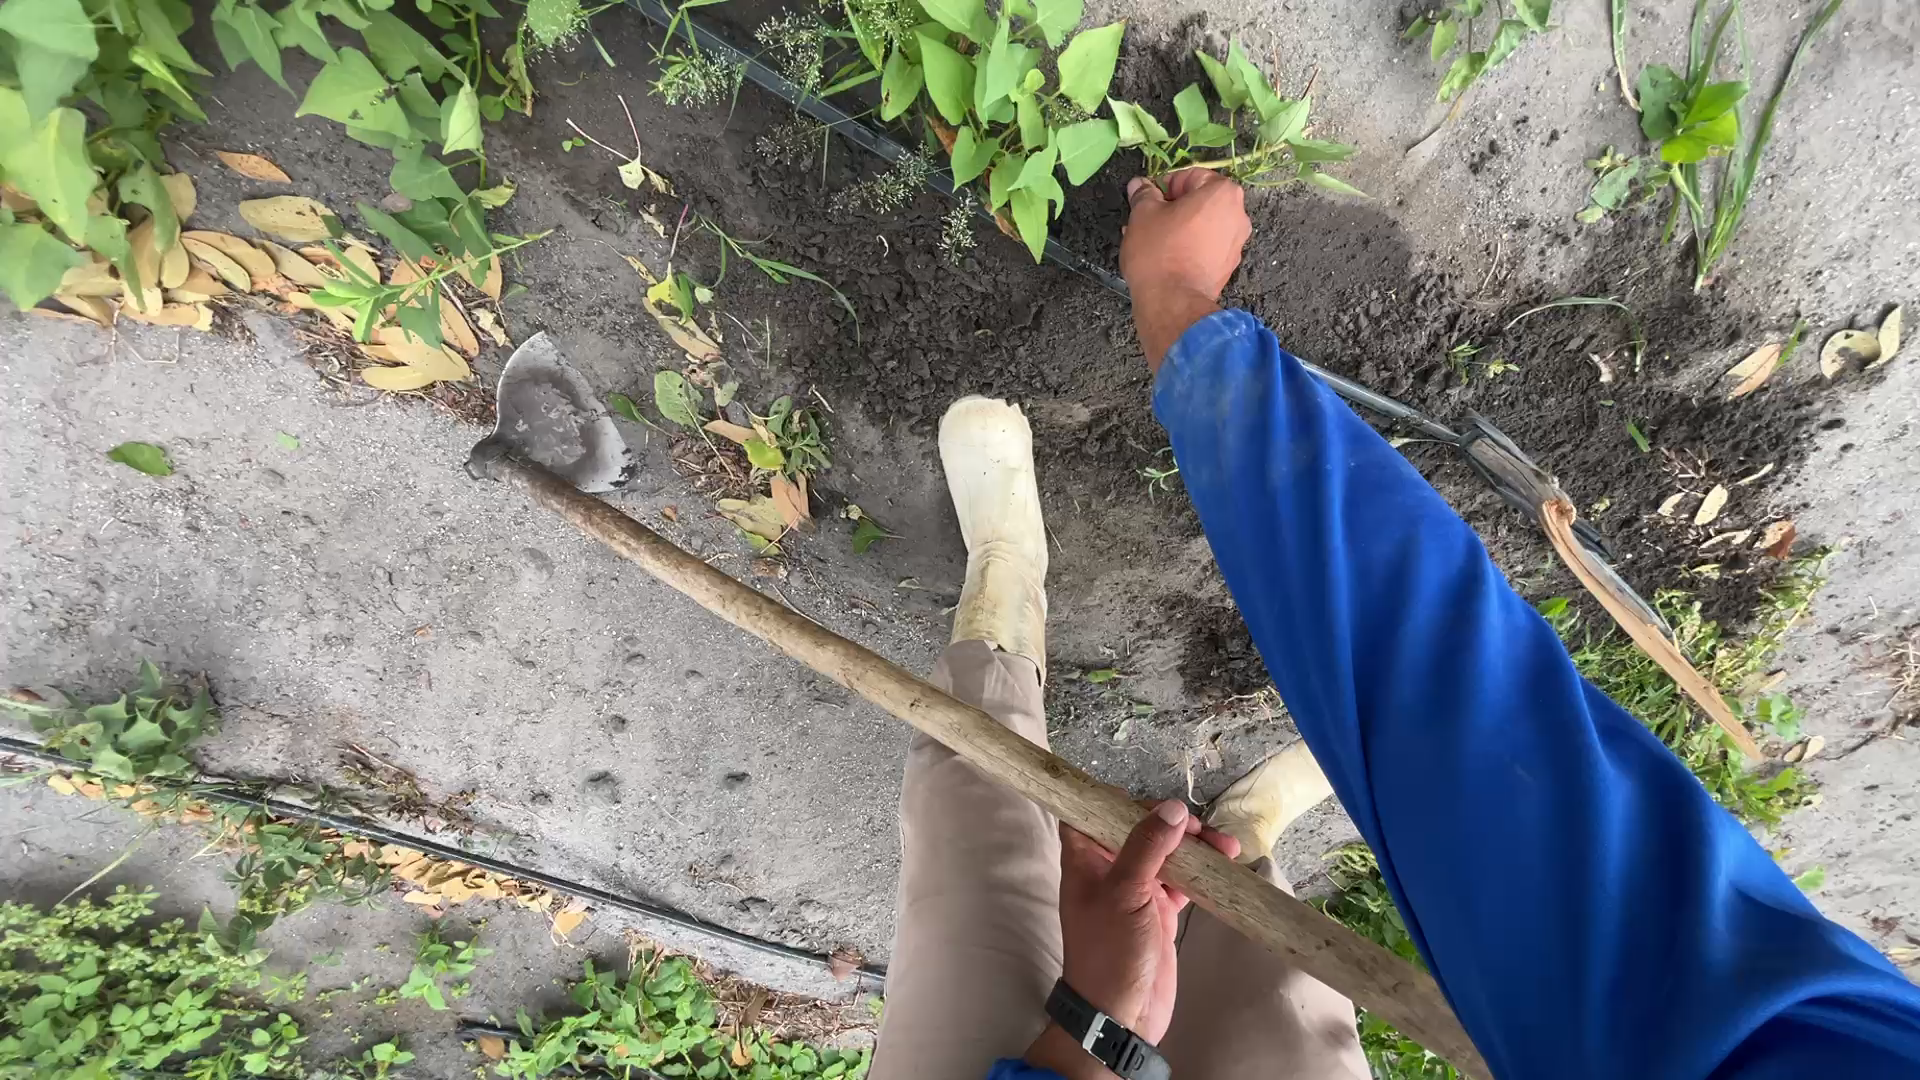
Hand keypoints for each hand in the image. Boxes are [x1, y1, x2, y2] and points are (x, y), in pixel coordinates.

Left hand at [1024, 800, 1242, 1079]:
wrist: (1120, 1017)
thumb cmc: (1109, 950)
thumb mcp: (1124, 892)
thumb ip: (1147, 846)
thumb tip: (1173, 807)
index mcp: (1086, 854)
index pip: (1096, 810)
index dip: (1123, 799)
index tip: (1158, 800)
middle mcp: (1109, 864)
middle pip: (1140, 828)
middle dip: (1173, 823)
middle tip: (1203, 830)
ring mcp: (1136, 887)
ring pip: (1166, 852)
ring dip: (1195, 847)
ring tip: (1228, 847)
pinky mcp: (1159, 909)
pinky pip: (1182, 880)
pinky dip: (1201, 873)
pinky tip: (1223, 868)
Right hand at [1118, 169, 1250, 370]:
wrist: (1172, 304)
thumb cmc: (1159, 252)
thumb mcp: (1142, 215)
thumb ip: (1142, 195)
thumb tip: (1138, 185)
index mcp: (1222, 192)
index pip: (1190, 176)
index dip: (1164, 185)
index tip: (1146, 200)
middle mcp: (1238, 215)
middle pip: (1199, 203)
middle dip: (1171, 210)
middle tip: (1146, 222)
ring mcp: (1235, 245)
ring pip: (1202, 228)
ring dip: (1178, 230)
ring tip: (1151, 244)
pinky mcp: (1226, 270)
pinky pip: (1205, 250)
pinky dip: (1187, 249)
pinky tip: (1165, 260)